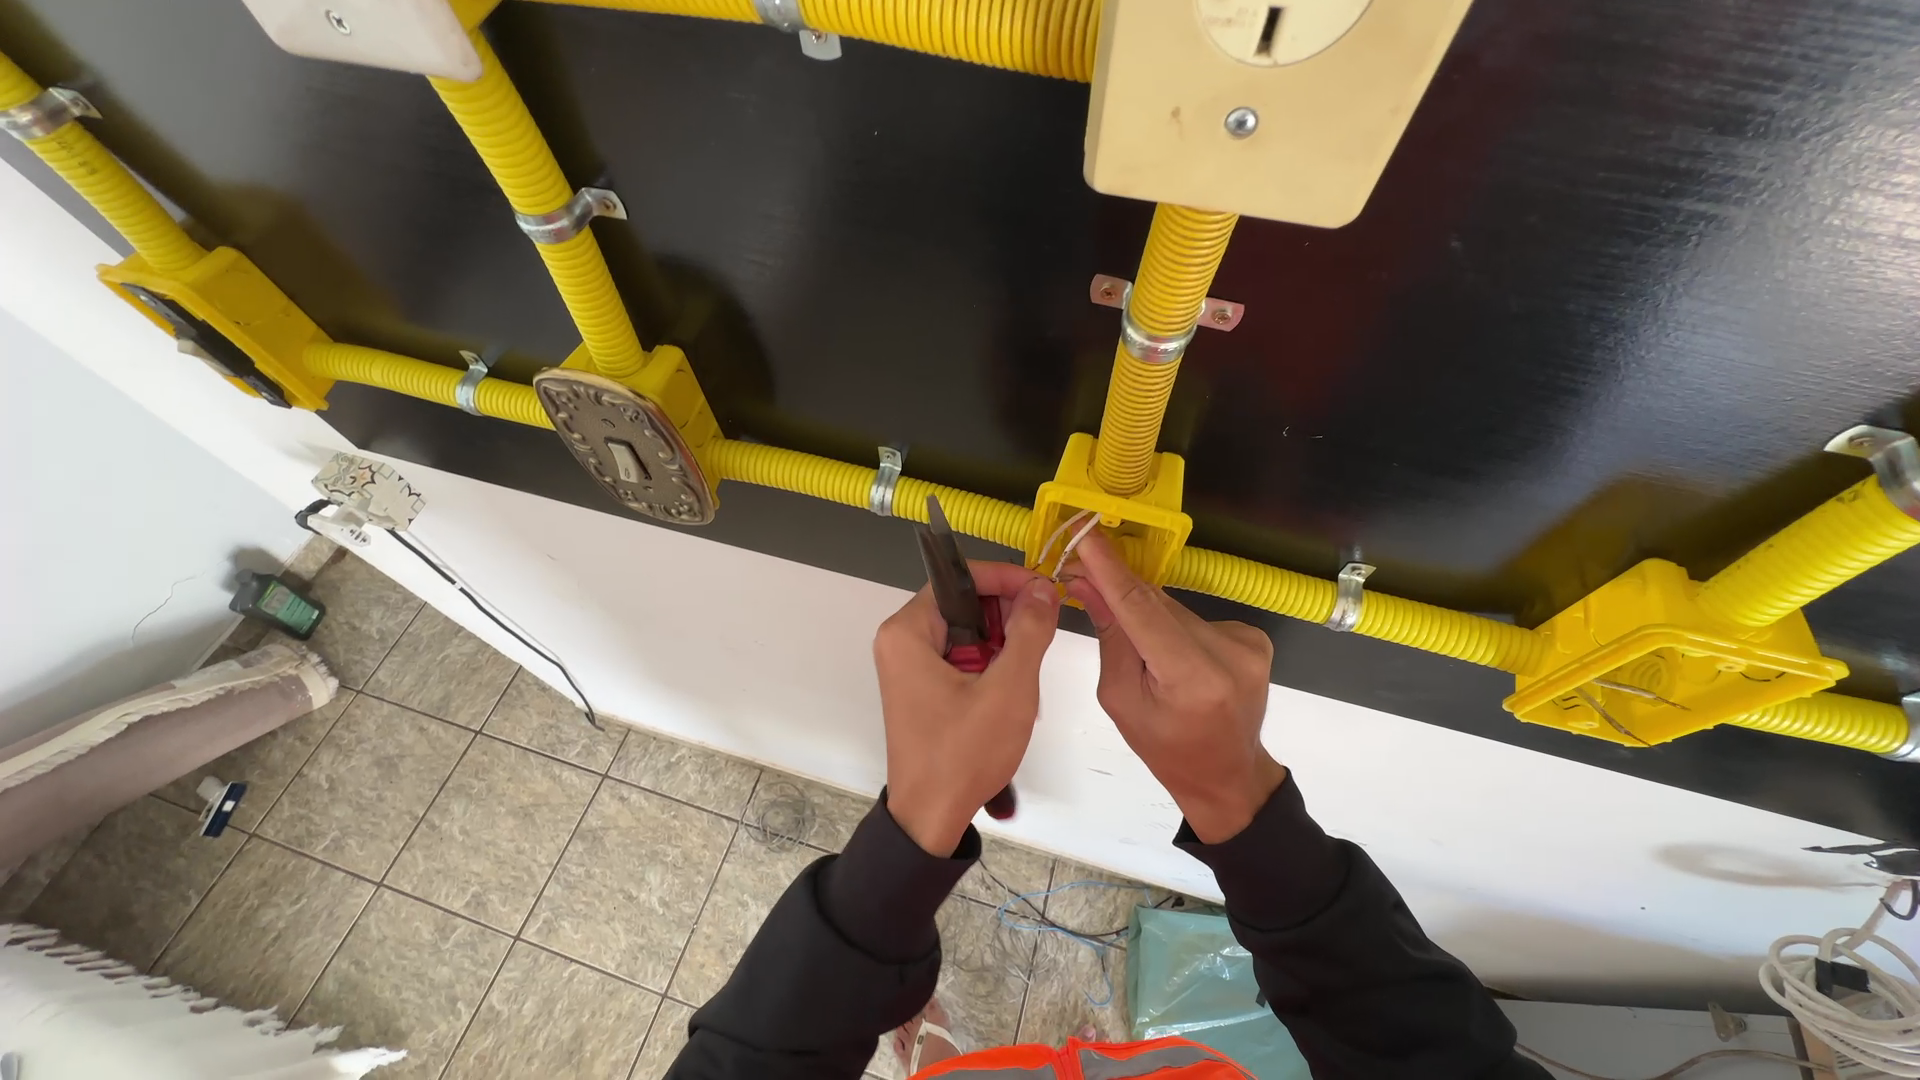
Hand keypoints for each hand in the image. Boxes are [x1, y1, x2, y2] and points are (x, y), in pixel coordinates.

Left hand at [874, 562, 1061, 854]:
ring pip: (969, 632)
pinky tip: (1011, 692)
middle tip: (1043, 634)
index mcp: (907, 632)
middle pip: (965, 604)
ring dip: (1003, 645)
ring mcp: (910, 665)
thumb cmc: (963, 754)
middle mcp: (901, 640)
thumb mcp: (1008, 689)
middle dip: (1007, 615)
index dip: (1006, 578)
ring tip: (1026, 674)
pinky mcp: (922, 686)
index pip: (961, 579)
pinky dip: (991, 665)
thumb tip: (1043, 588)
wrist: (931, 817)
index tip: (1045, 590)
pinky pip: (962, 657)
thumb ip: (1029, 631)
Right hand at [1062, 532, 1283, 843]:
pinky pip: (1195, 619)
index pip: (1141, 608)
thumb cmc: (1165, 747)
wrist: (1227, 774)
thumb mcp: (1121, 698)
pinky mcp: (1253, 637)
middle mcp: (1228, 652)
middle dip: (1117, 589)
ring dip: (1146, 613)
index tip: (1086, 535)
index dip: (1110, 569)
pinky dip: (1173, 626)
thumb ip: (1110, 637)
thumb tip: (1086, 584)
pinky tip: (1171, 657)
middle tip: (1079, 574)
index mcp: (1192, 677)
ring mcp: (1247, 642)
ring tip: (1137, 648)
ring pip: (1175, 609)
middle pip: (1157, 604)